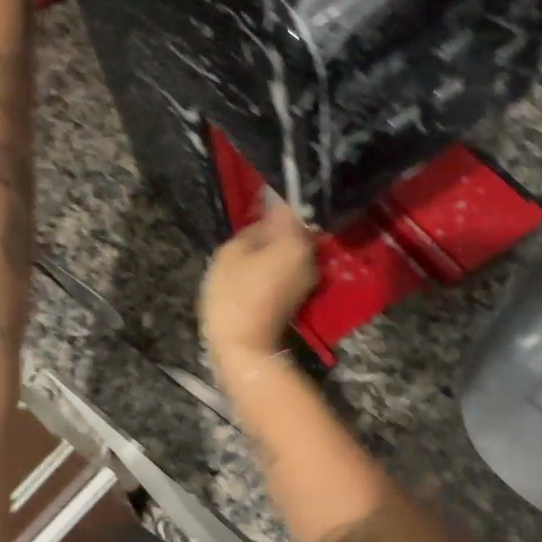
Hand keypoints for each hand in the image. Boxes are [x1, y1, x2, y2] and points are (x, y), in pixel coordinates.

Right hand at [200, 195, 317, 367]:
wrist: (244, 347)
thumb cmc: (233, 297)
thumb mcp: (231, 254)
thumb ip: (251, 231)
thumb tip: (265, 222)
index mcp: (296, 241)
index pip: (290, 205)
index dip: (275, 196)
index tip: (260, 193)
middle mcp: (310, 256)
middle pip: (295, 227)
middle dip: (276, 221)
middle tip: (251, 218)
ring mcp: (307, 277)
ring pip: (291, 247)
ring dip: (274, 242)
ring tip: (250, 241)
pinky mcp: (299, 293)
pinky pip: (288, 265)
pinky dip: (275, 259)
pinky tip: (255, 261)